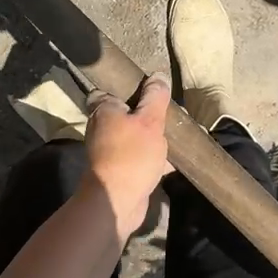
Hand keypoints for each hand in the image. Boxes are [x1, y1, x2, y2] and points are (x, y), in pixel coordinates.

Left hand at [82, 73, 171, 235]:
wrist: (117, 201)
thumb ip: (155, 98)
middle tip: (169, 113)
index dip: (126, 89)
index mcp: (103, 110)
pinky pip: (139, 157)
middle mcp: (102, 128)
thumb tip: (158, 76)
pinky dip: (154, 157)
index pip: (107, 91)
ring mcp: (109, 151)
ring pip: (134, 136)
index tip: (148, 90)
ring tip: (176, 135)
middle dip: (147, 114)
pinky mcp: (119, 170)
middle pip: (126, 114)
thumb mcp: (150, 121)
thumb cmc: (132, 155)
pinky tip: (174, 160)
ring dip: (152, 137)